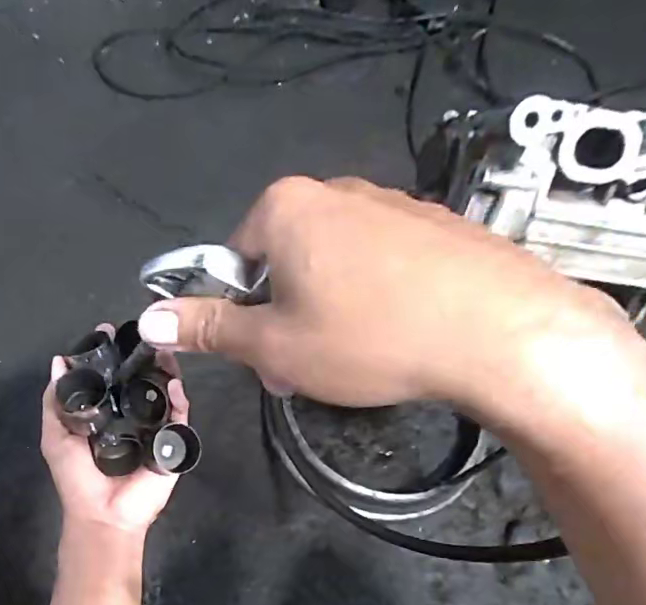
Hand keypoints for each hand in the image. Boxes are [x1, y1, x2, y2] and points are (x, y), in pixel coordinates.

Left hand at [39, 330, 189, 535]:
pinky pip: (180, 418)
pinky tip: (173, 384)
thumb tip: (58, 361)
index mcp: (105, 413)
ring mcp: (154, 430)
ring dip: (165, 371)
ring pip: (164, 394)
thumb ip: (56, 401)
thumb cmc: (77, 478)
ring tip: (163, 351)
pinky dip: (179, 399)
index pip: (112, 377)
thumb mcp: (55, 435)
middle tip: (145, 335)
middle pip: (141, 380)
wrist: (103, 514)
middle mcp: (131, 418)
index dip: (112, 354)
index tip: (112, 330)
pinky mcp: (172, 445)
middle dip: (144, 357)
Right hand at [132, 176, 645, 421]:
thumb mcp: (276, 346)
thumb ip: (210, 329)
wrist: (494, 330)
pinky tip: (398, 338)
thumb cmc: (367, 338)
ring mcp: (390, 204)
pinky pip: (380, 268)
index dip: (243, 321)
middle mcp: (336, 190)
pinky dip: (374, 304)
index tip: (268, 363)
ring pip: (332, 269)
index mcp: (284, 208)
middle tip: (309, 372)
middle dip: (286, 322)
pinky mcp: (432, 227)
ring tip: (359, 361)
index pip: (233, 264)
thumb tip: (151, 318)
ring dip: (327, 317)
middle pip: (283, 265)